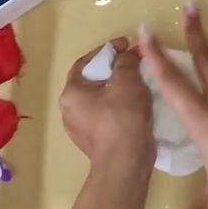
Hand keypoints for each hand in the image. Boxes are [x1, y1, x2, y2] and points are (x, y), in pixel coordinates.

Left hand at [59, 38, 154, 170]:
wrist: (126, 162)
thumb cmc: (123, 116)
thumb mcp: (128, 79)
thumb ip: (126, 60)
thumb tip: (128, 53)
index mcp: (71, 93)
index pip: (86, 62)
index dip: (107, 50)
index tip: (127, 45)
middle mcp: (69, 111)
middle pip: (93, 80)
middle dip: (114, 69)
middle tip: (134, 63)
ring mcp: (80, 129)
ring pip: (100, 98)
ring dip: (118, 87)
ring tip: (139, 82)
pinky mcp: (94, 141)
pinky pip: (106, 114)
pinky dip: (119, 105)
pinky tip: (136, 104)